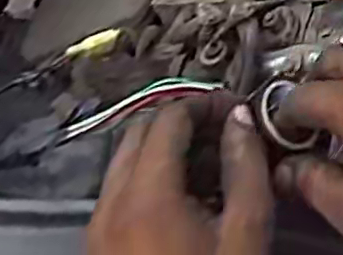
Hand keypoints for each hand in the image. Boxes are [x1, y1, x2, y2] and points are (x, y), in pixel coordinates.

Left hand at [87, 98, 272, 254]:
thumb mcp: (245, 230)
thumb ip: (246, 163)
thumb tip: (238, 117)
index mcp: (145, 195)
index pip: (171, 117)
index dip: (207, 103)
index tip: (237, 111)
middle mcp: (110, 204)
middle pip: (142, 128)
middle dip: (184, 118)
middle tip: (223, 130)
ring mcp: (97, 229)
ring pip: (126, 156)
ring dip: (166, 144)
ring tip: (209, 161)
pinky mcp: (96, 249)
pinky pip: (120, 187)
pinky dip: (151, 172)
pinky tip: (187, 195)